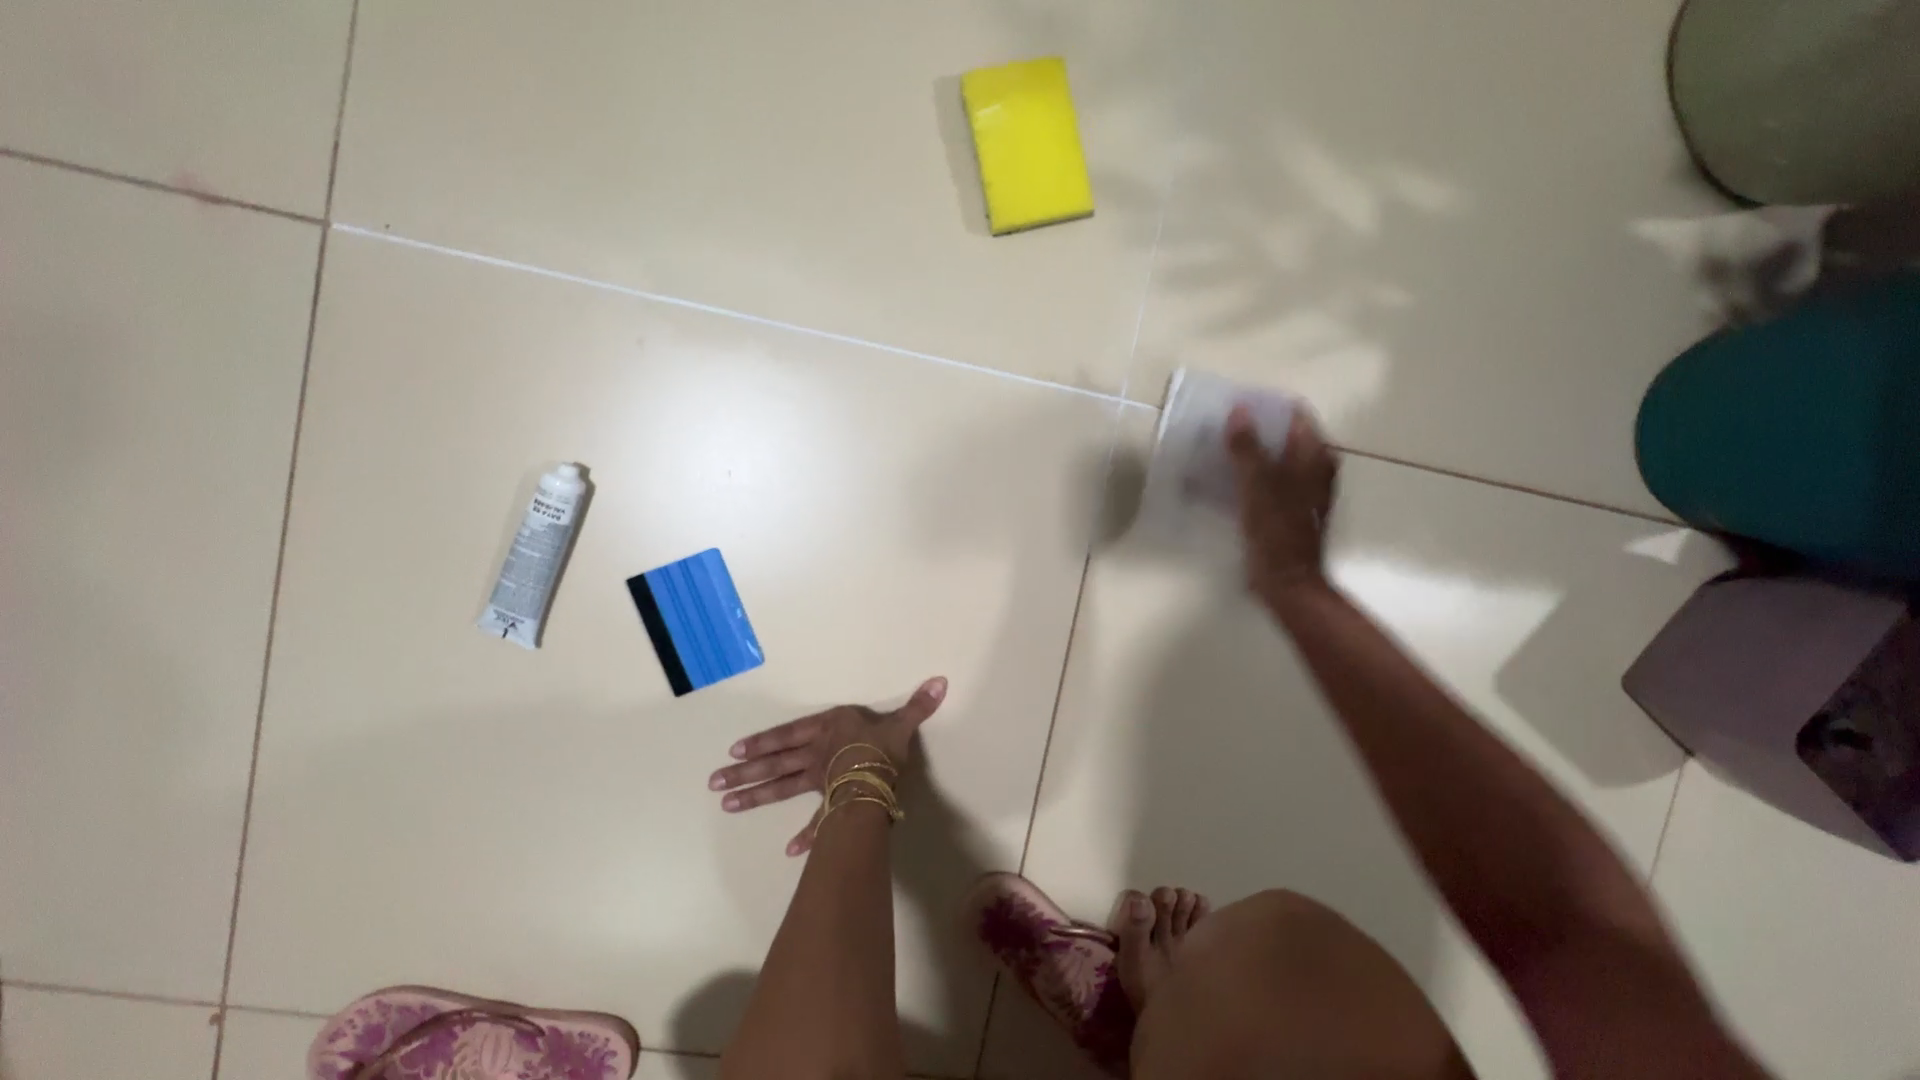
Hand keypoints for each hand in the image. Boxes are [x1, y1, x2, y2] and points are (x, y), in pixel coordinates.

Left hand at [710, 676, 947, 855]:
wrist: (878, 772)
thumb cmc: (883, 743)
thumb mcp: (900, 721)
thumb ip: (916, 706)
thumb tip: (940, 681)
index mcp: (827, 730)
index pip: (787, 734)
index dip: (762, 742)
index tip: (735, 752)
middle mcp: (815, 754)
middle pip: (774, 764)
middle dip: (744, 773)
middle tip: (714, 783)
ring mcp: (819, 781)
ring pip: (781, 789)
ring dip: (755, 797)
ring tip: (727, 805)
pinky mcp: (830, 804)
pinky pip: (816, 822)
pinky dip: (805, 836)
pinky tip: (790, 851)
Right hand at [1225, 403, 1337, 603]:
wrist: (1287, 583)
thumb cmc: (1276, 531)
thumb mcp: (1257, 485)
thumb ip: (1248, 446)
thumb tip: (1239, 409)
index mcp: (1315, 456)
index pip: (1295, 414)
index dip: (1266, 407)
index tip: (1235, 408)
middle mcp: (1315, 468)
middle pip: (1284, 436)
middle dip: (1254, 430)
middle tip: (1219, 429)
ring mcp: (1304, 491)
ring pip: (1274, 459)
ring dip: (1249, 454)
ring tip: (1216, 452)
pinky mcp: (1289, 510)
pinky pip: (1268, 482)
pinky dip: (1249, 477)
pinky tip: (1224, 482)